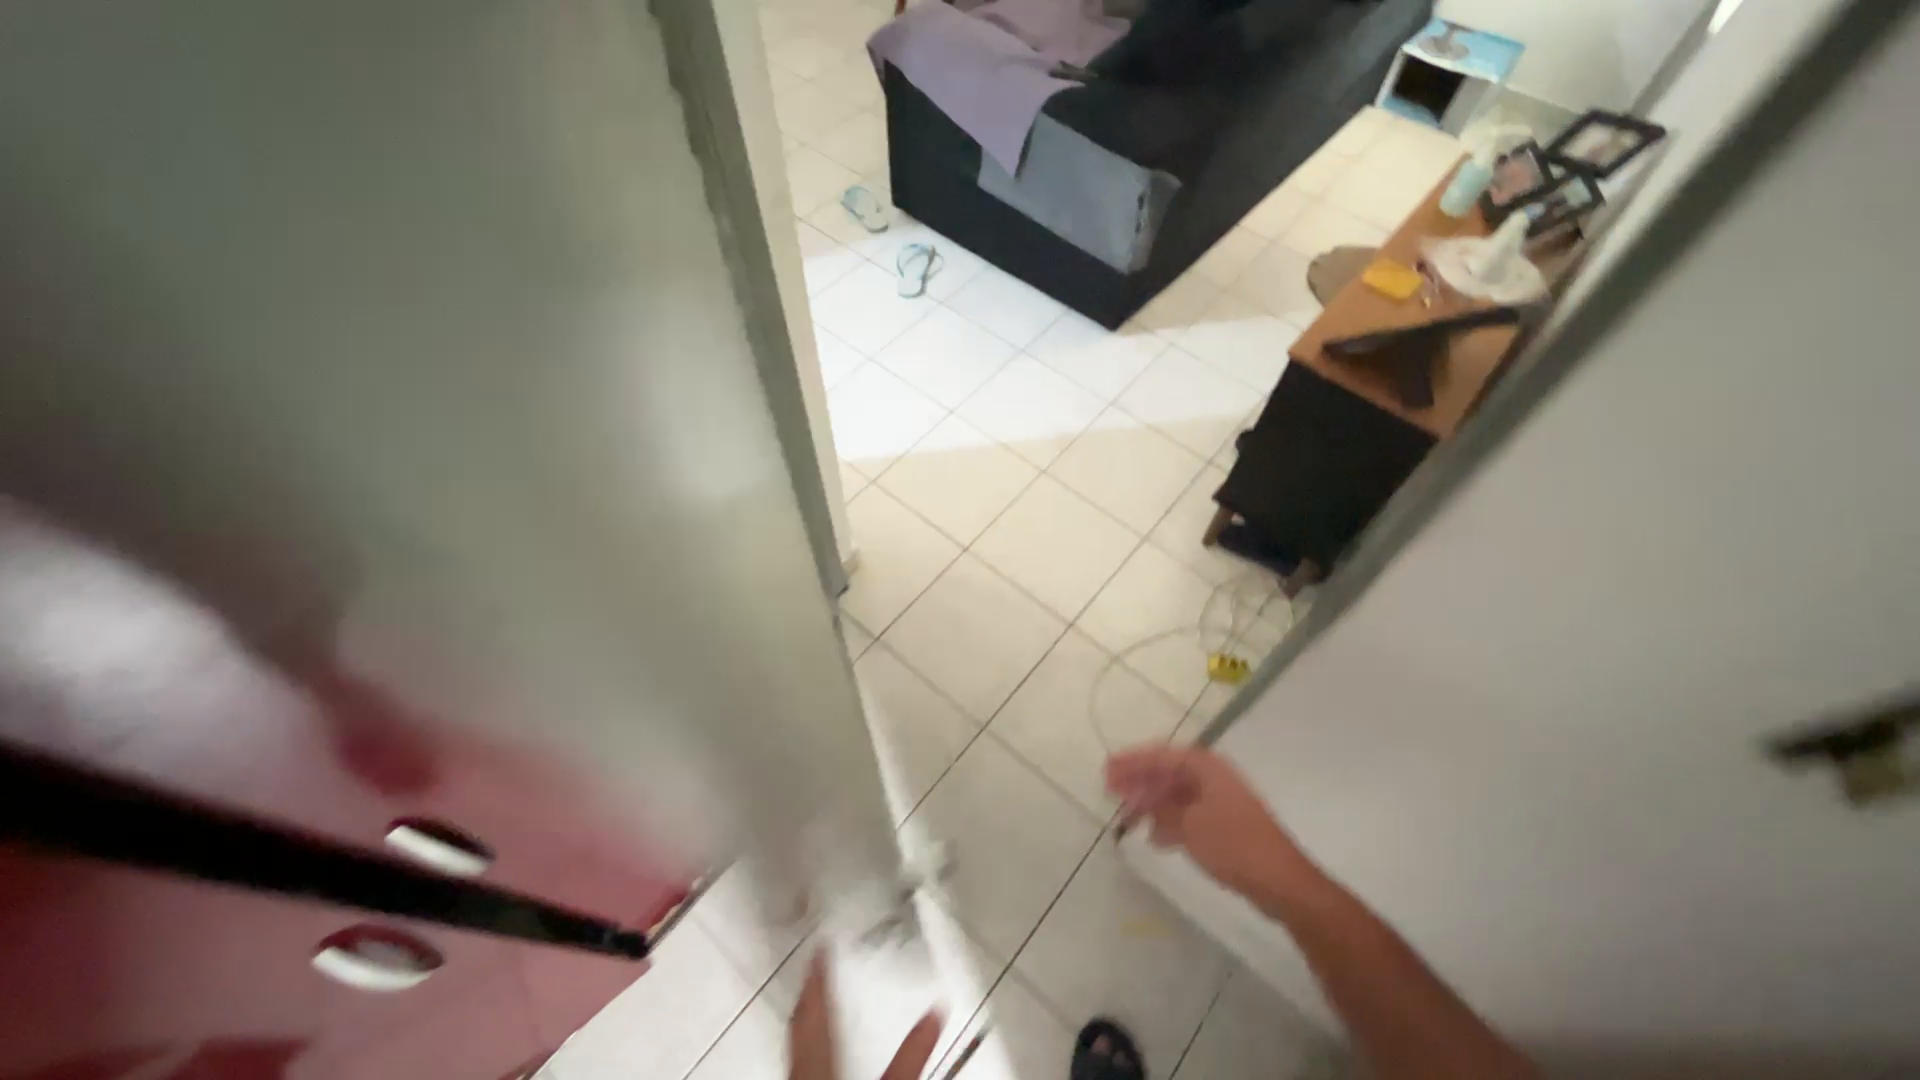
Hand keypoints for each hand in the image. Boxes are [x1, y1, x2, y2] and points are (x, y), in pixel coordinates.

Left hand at [789, 950, 943, 1079]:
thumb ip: (913, 1056)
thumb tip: (937, 1012)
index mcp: (824, 1067)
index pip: (819, 1013)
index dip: (819, 976)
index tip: (820, 947)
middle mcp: (803, 1073)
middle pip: (799, 1029)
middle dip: (808, 995)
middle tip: (814, 965)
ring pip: (793, 1048)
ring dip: (804, 1020)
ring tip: (811, 996)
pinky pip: (795, 1065)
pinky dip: (803, 1045)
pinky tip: (811, 1047)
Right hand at [1105, 744, 1314, 900]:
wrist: (1279, 881)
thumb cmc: (1233, 844)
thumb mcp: (1188, 825)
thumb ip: (1160, 809)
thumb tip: (1139, 800)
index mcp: (1206, 767)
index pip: (1161, 755)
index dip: (1132, 761)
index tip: (1107, 770)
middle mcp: (1213, 777)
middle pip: (1167, 772)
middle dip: (1138, 781)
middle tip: (1110, 792)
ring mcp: (1220, 800)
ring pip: (1175, 794)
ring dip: (1151, 803)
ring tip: (1127, 818)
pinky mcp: (1224, 823)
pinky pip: (1186, 813)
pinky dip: (1168, 820)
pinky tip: (1154, 837)